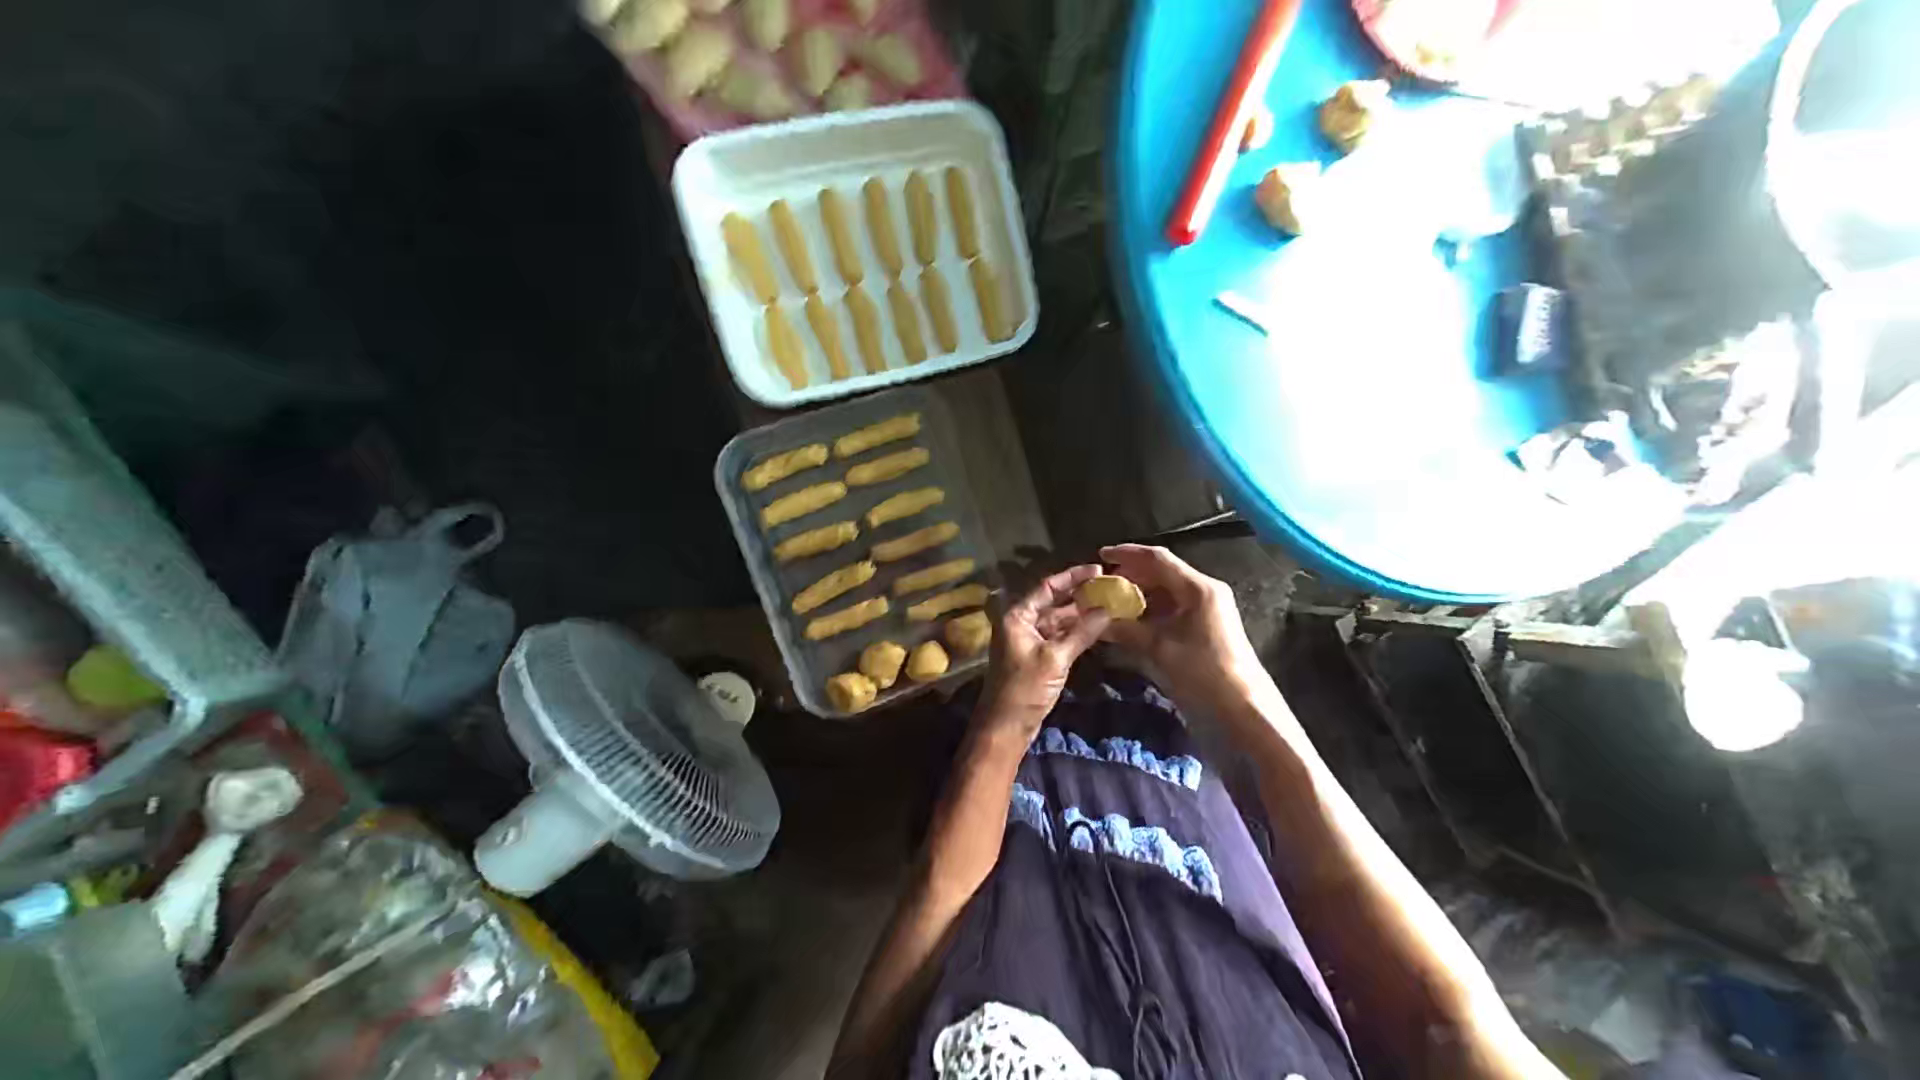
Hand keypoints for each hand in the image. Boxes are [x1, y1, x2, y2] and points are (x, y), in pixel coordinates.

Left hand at [978, 564, 1111, 736]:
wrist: (1006, 725)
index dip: (1072, 577)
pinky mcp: (1036, 656)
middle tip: (1108, 586)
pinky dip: (1075, 631)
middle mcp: (1020, 623)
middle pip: (1052, 601)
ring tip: (1108, 604)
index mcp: (1017, 616)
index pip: (1047, 587)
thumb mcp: (1056, 658)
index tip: (1098, 570)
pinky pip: (1058, 636)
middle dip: (1079, 594)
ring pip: (1057, 620)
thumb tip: (1107, 610)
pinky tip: (1096, 627)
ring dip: (1079, 613)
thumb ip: (1082, 632)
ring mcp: (1028, 640)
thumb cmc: (1025, 688)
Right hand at [1097, 545, 1270, 720]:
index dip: (1127, 554)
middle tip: (1102, 583)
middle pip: (1162, 572)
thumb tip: (1095, 620)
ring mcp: (1206, 609)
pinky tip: (1130, 620)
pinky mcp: (1204, 626)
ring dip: (1139, 594)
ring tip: (1110, 602)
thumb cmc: (1202, 672)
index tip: (1101, 555)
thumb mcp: (1159, 649)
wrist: (1242, 709)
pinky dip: (1149, 611)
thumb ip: (1126, 629)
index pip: (1158, 559)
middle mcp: (1203, 592)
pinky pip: (1172, 609)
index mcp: (1198, 588)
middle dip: (1131, 575)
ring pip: (1166, 591)